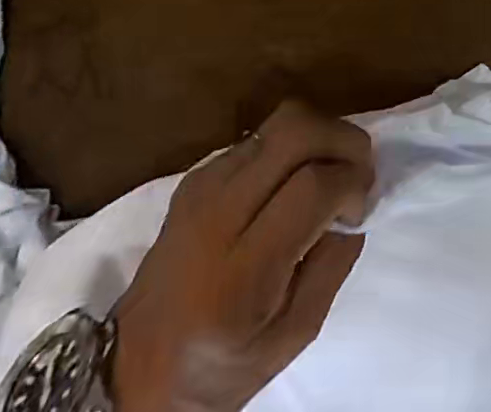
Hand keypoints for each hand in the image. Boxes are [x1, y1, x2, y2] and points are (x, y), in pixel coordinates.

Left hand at [110, 101, 373, 411]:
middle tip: (359, 170)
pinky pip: (261, 136)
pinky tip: (295, 181)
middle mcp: (216, 215)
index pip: (312, 187)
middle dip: (345, 139)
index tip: (359, 207)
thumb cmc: (220, 365)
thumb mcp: (294, 334)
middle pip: (296, 130)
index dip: (352, 183)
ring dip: (321, 136)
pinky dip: (293, 146)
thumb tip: (356, 206)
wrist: (131, 370)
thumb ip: (334, 263)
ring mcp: (201, 188)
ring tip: (332, 170)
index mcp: (241, 272)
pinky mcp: (196, 177)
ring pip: (281, 120)